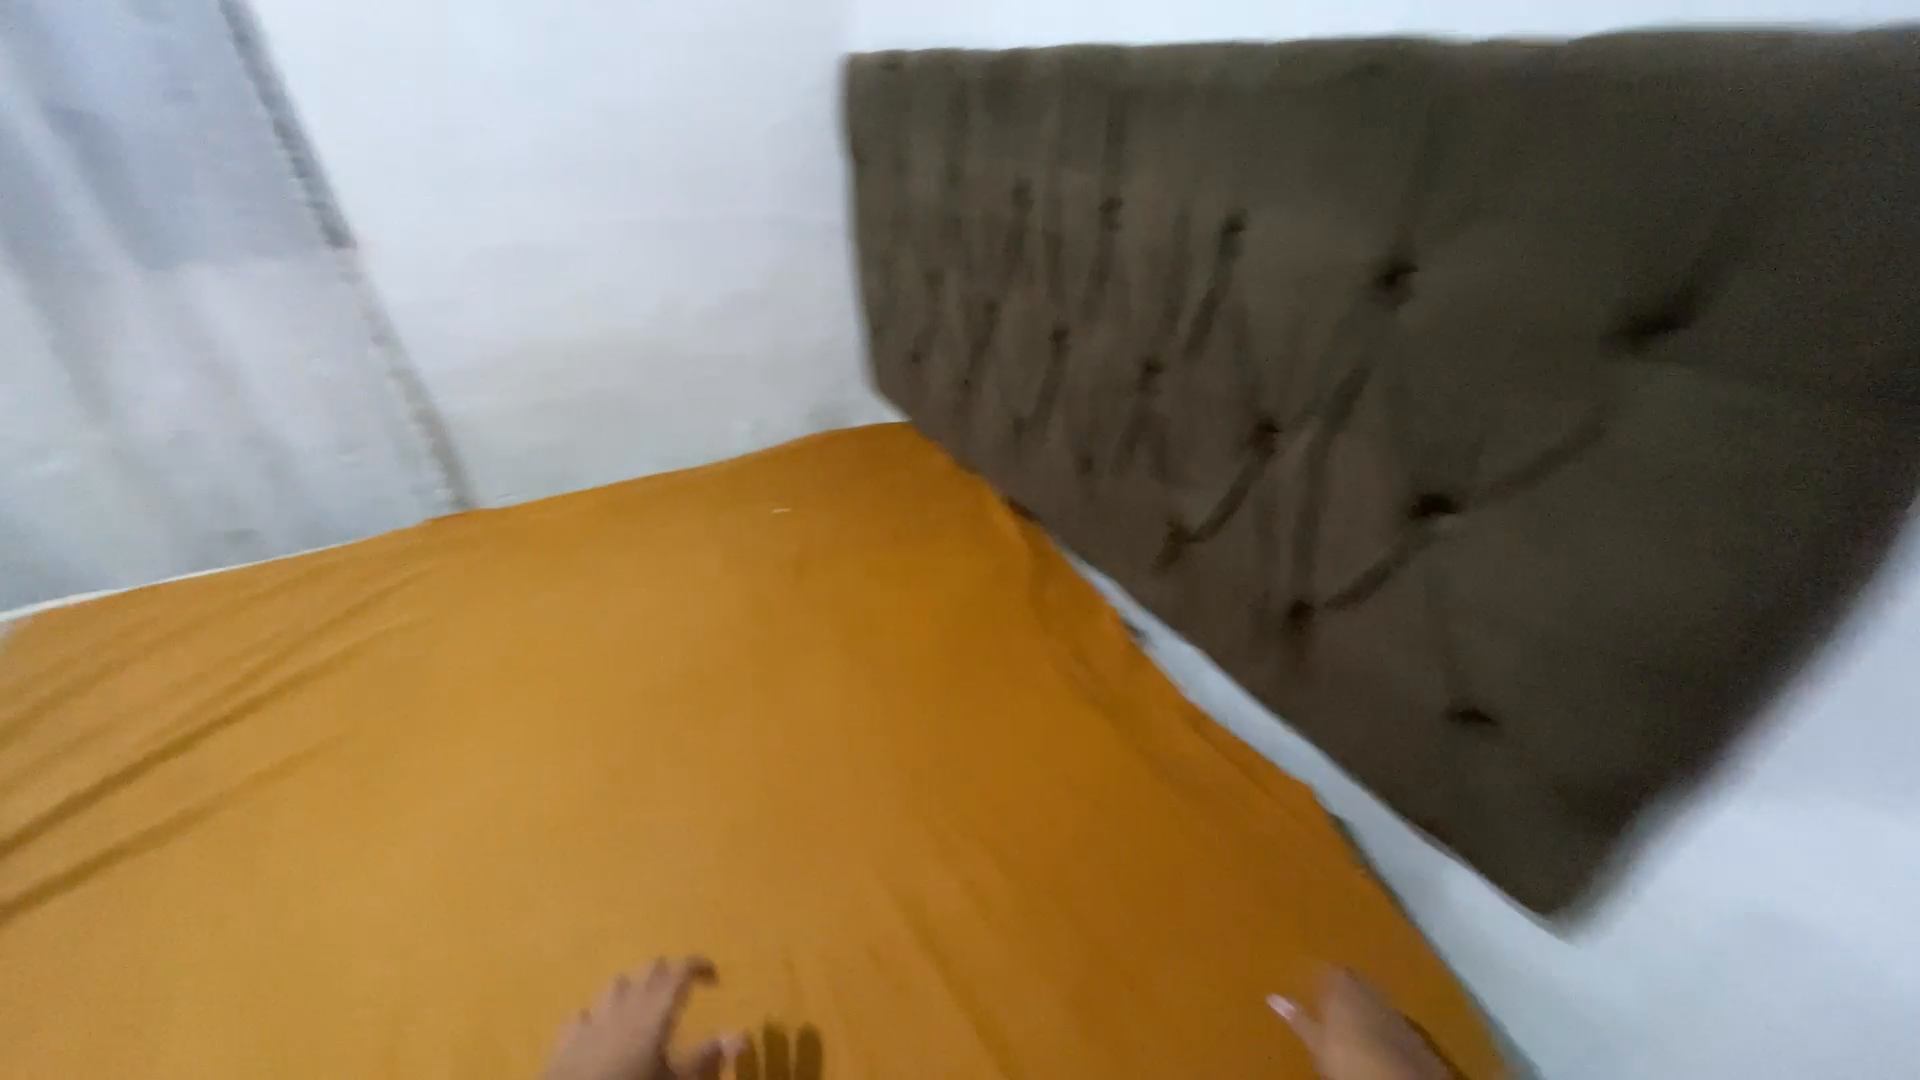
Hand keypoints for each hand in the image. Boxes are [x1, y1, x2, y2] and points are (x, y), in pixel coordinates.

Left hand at [544, 957, 745, 1079]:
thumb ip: (707, 1058)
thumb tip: (741, 1034)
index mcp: (655, 1010)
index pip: (681, 970)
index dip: (699, 966)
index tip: (713, 978)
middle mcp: (626, 1004)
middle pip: (650, 970)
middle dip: (667, 974)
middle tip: (681, 993)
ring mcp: (592, 1019)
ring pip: (616, 984)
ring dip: (632, 988)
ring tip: (642, 1007)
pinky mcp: (565, 1041)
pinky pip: (582, 1015)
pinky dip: (595, 1017)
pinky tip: (599, 1031)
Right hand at [1271, 969, 1452, 1079]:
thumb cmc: (1348, 1058)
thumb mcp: (1316, 1042)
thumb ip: (1297, 1018)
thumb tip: (1271, 996)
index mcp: (1342, 988)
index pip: (1329, 970)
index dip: (1320, 974)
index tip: (1310, 980)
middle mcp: (1368, 990)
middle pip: (1353, 980)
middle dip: (1343, 985)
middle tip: (1329, 996)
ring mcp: (1393, 1009)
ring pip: (1373, 997)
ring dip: (1363, 1002)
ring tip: (1352, 1017)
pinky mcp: (1412, 1030)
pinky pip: (1390, 1016)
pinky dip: (1381, 1020)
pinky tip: (1377, 1035)